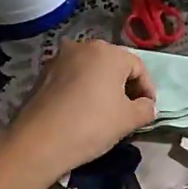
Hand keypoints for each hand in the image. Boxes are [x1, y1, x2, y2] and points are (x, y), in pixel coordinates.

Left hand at [3, 39, 156, 180]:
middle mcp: (81, 47)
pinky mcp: (42, 75)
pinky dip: (81, 90)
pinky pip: (70, 79)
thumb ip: (145, 109)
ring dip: (101, 87)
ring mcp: (58, 59)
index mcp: (107, 52)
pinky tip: (81, 111)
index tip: (149, 110)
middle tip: (128, 110)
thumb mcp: (128, 119)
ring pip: (89, 71)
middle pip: (112, 64)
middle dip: (123, 86)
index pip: (138, 67)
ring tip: (105, 112)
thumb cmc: (91, 125)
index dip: (148, 89)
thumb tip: (146, 106)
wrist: (39, 141)